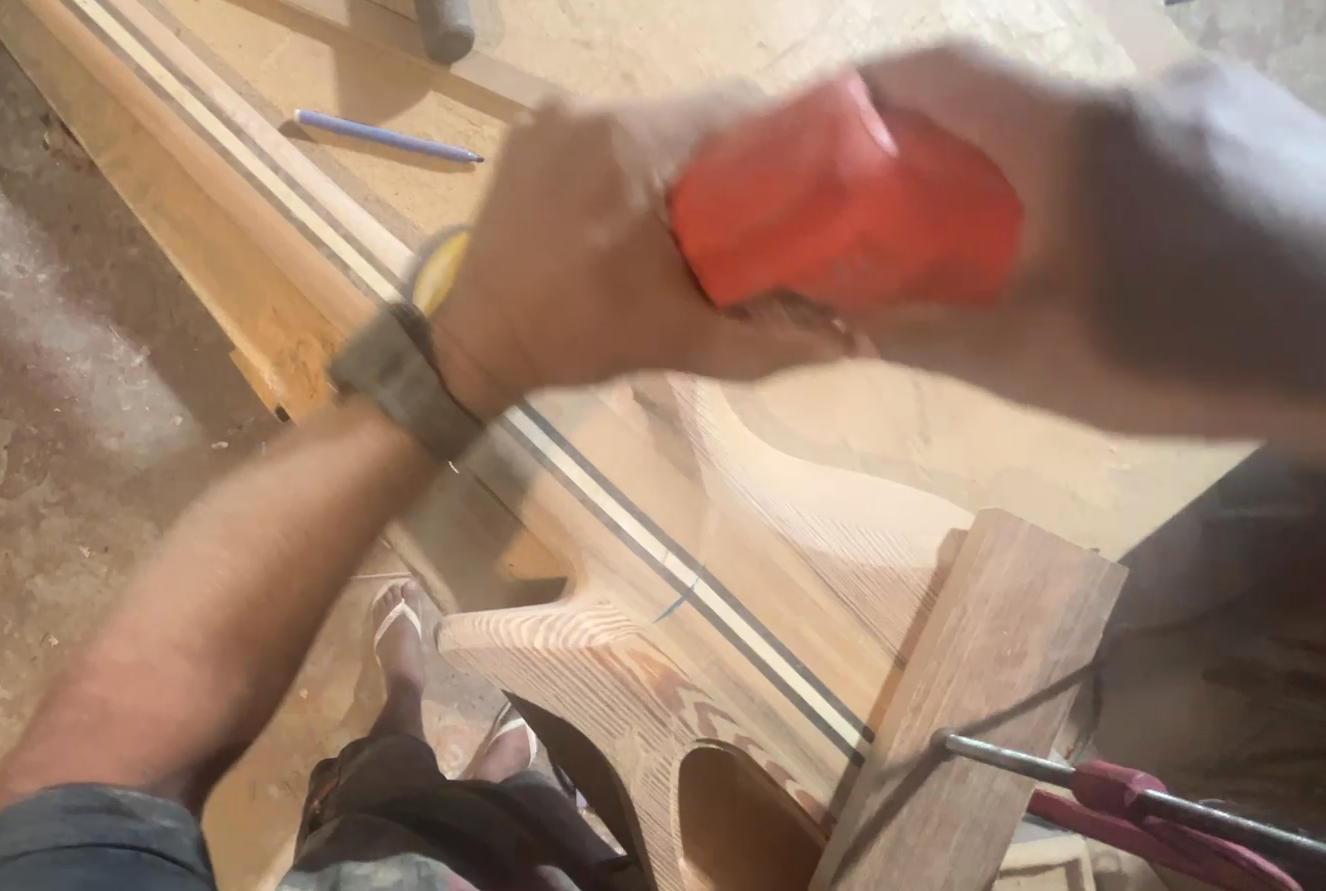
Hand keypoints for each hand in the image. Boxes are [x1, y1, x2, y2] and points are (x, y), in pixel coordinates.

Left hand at [429, 87, 852, 417]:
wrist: (478, 344)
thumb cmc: (572, 339)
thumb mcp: (672, 340)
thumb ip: (761, 343)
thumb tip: (847, 345)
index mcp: (634, 146)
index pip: (738, 110)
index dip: (773, 148)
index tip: (782, 194)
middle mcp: (590, 111)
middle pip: (688, 116)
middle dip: (716, 165)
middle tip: (727, 221)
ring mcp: (547, 119)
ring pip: (641, 124)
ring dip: (664, 164)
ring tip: (669, 221)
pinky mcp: (521, 137)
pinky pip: (594, 134)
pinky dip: (615, 164)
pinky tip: (616, 210)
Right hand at [854, 44, 1325, 459]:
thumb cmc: (1191, 351)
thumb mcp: (1026, 359)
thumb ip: (921, 335)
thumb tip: (844, 328)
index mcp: (1077, 135)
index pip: (950, 69)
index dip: (871, 81)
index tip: (816, 114)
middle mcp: (1146, 93)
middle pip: (1009, 97)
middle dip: (934, 142)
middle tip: (891, 203)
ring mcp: (1218, 101)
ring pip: (1077, 119)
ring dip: (1015, 164)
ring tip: (992, 236)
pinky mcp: (1269, 126)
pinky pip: (1140, 134)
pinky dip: (1083, 170)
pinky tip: (1091, 236)